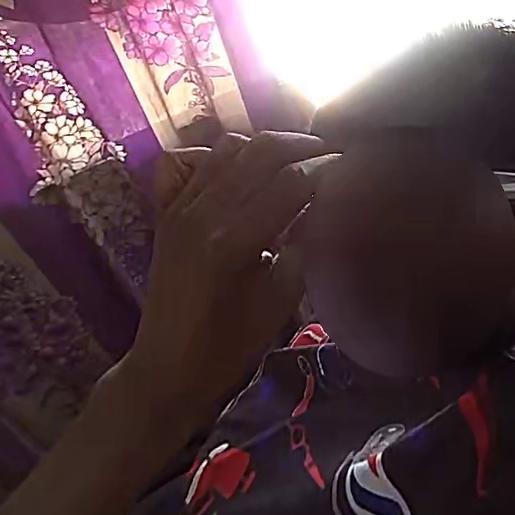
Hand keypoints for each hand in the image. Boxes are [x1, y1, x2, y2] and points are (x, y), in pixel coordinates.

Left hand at [121, 131, 333, 423]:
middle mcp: (204, 212)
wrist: (166, 370)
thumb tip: (325, 201)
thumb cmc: (230, 346)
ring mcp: (181, 206)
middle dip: (302, 145)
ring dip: (268, 144)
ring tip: (296, 154)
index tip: (348, 164)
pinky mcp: (168, 209)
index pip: (290, 181)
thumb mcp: (281, 301)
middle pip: (261, 152)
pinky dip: (225, 152)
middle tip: (330, 152)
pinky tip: (244, 164)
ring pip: (230, 147)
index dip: (323, 167)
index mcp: (233, 240)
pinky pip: (196, 160)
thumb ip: (305, 244)